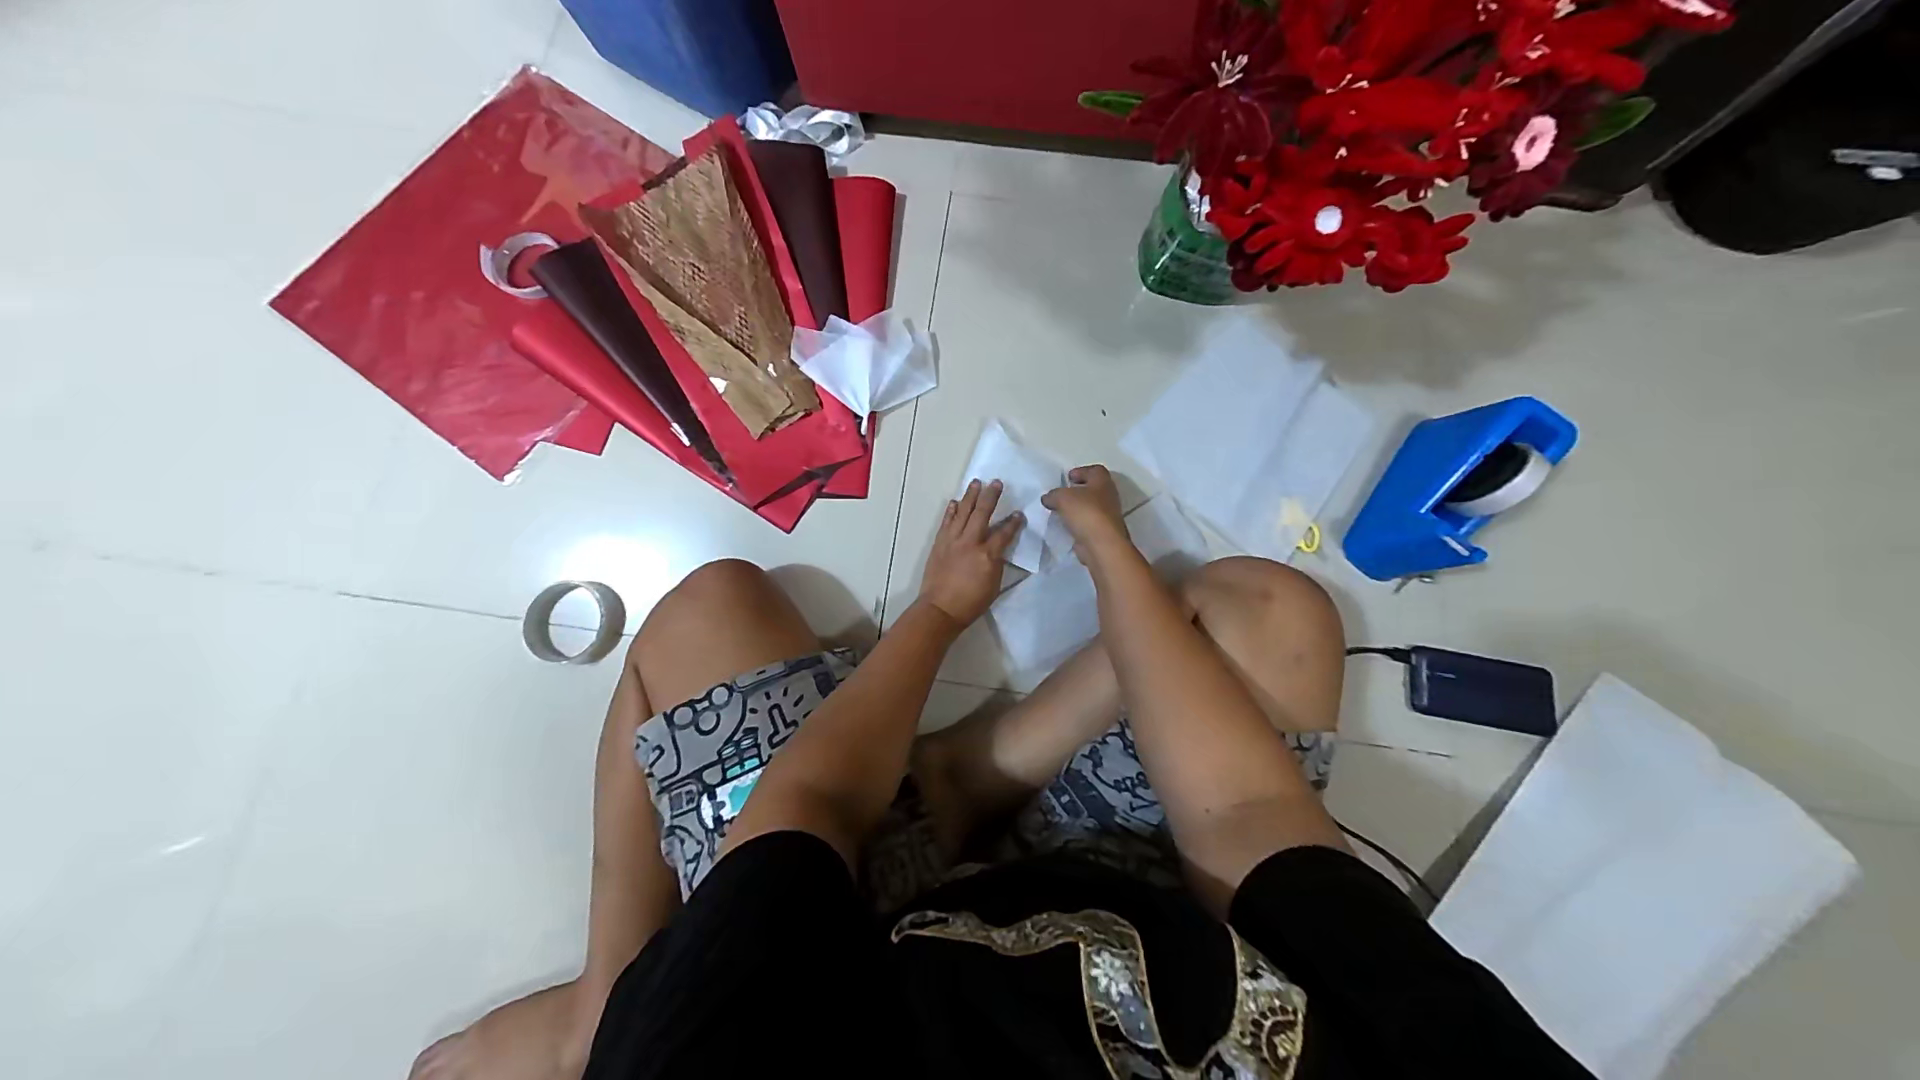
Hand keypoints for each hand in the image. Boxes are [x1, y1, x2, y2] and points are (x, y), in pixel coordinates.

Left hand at [918, 480, 1022, 626]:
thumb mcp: (994, 585)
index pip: (1004, 533)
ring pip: (963, 512)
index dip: (1013, 523)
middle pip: (982, 513)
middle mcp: (970, 542)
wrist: (940, 608)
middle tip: (996, 483)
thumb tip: (998, 550)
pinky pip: (946, 522)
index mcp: (988, 555)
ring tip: (976, 483)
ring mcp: (953, 540)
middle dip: (991, 496)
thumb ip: (997, 563)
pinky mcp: (940, 543)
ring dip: (970, 496)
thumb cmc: (971, 602)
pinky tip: (955, 502)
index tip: (1019, 514)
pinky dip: (951, 511)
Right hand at [1041, 465, 1129, 563]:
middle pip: (1093, 489)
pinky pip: (1087, 523)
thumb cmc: (1085, 512)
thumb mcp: (1062, 497)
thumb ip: (1053, 495)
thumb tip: (1048, 498)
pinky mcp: (1102, 532)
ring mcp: (1107, 516)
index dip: (1081, 471)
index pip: (1095, 470)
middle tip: (1061, 495)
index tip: (1068, 478)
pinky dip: (1078, 523)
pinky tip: (1065, 526)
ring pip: (1090, 507)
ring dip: (1077, 508)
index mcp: (1102, 482)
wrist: (1102, 544)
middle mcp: (1108, 496)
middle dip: (1077, 491)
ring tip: (1060, 511)